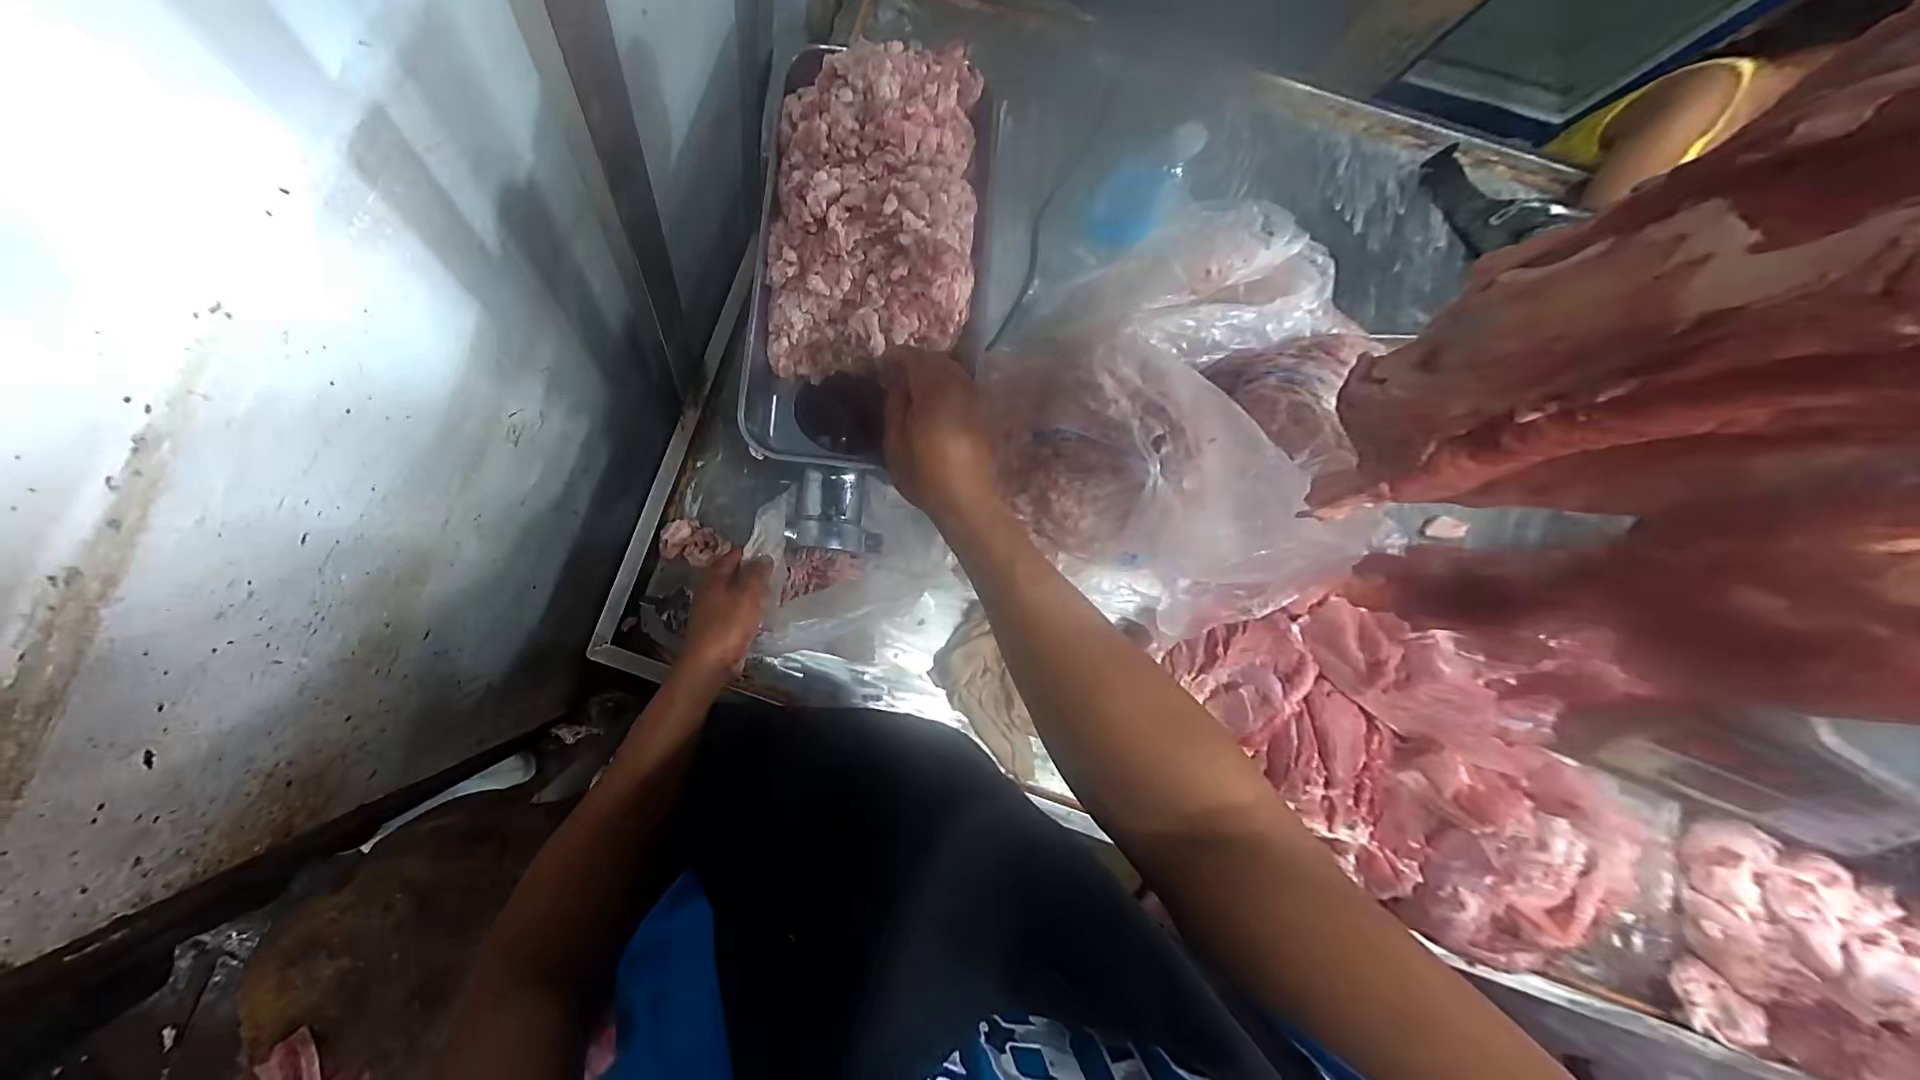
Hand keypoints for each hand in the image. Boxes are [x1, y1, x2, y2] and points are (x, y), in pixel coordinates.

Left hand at [680, 549, 771, 679]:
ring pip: (737, 593)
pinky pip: (737, 610)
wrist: (711, 661)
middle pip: (736, 573)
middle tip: (777, 575)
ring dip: (754, 593)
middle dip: (756, 573)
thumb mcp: (748, 593)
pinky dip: (750, 609)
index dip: (754, 552)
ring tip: (774, 594)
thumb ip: (757, 573)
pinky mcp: (719, 625)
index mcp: (715, 575)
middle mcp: (711, 588)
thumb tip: (764, 557)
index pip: (735, 553)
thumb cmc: (730, 623)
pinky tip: (763, 615)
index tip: (774, 555)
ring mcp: (713, 607)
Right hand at [880, 349, 1002, 529]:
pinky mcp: (986, 411)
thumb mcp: (895, 444)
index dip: (895, 358)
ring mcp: (977, 397)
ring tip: (917, 390)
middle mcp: (961, 386)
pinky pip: (964, 386)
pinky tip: (938, 403)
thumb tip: (897, 380)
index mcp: (936, 391)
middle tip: (897, 377)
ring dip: (934, 373)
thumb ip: (895, 404)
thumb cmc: (926, 477)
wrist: (969, 502)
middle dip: (916, 363)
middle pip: (937, 359)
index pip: (914, 358)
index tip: (881, 367)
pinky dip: (948, 386)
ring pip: (954, 370)